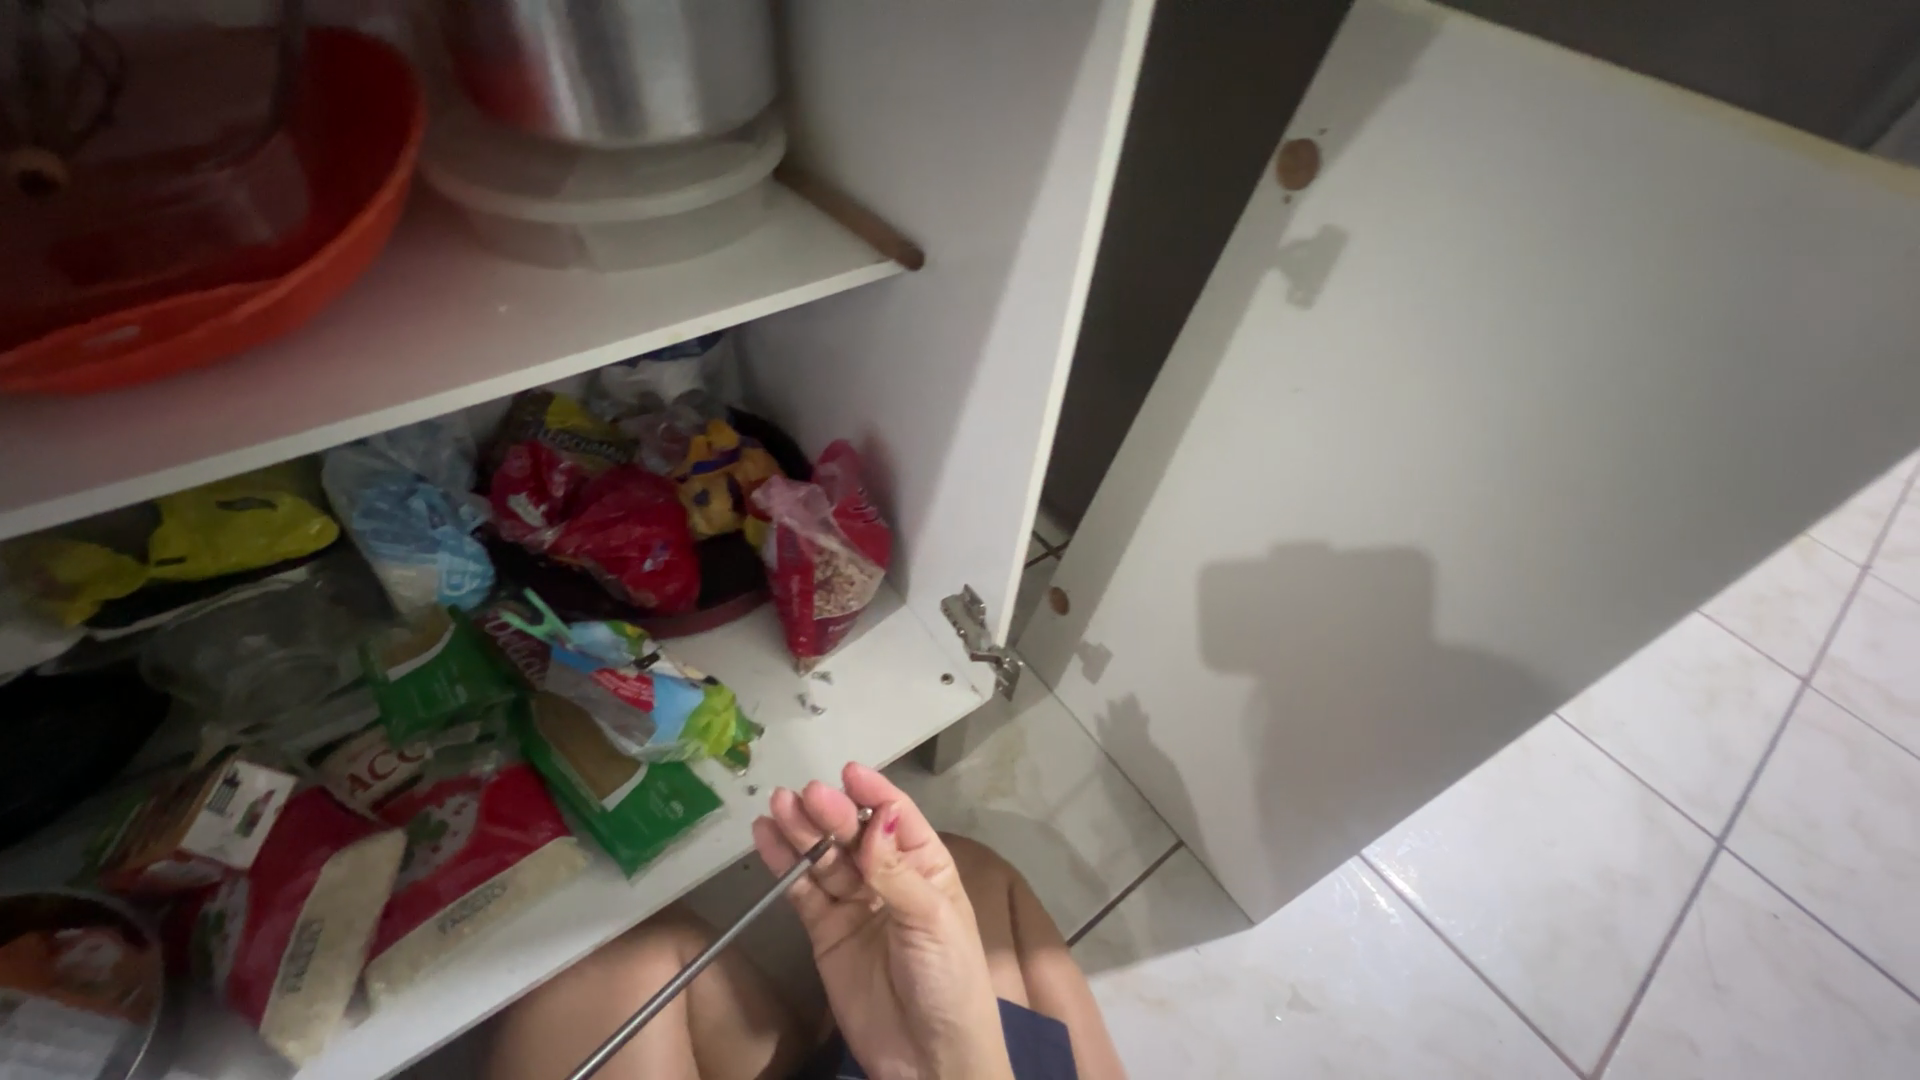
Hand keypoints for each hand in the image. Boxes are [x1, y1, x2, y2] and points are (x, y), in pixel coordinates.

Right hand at [752, 764, 1012, 1079]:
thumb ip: (897, 871)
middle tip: (805, 795)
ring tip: (777, 806)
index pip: (897, 817)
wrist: (929, 1061)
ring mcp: (855, 903)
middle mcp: (888, 876)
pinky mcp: (826, 932)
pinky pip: (804, 892)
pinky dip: (784, 866)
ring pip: (825, 858)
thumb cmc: (949, 980)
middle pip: (855, 834)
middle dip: (832, 813)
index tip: (848, 772)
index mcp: (927, 865)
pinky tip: (766, 839)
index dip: (874, 794)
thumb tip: (878, 818)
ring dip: (802, 832)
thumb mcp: (932, 921)